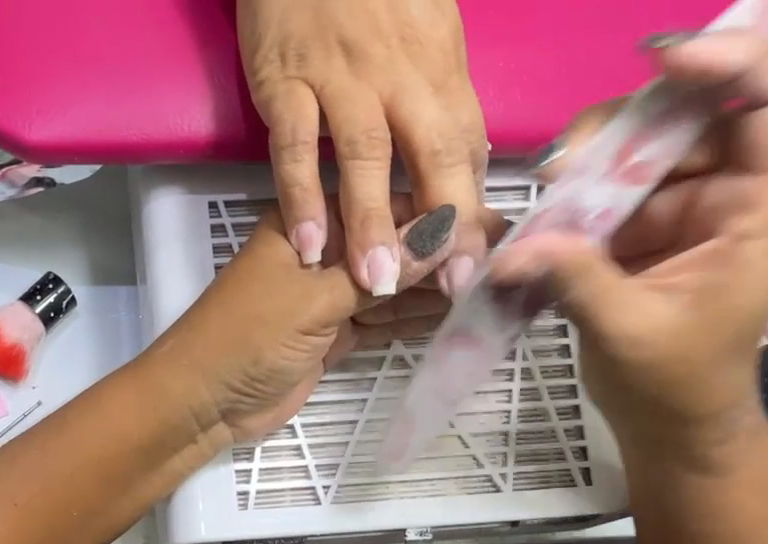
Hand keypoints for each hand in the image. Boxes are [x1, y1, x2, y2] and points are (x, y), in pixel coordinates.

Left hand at [168, 196, 481, 442]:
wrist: (202, 402)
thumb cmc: (245, 338)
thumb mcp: (313, 299)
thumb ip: (379, 267)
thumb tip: (450, 231)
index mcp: (310, 223)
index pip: (385, 208)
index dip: (439, 217)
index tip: (495, 225)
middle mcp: (325, 252)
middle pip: (394, 247)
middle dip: (445, 254)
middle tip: (506, 257)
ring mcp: (328, 296)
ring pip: (393, 285)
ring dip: (436, 288)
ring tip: (494, 285)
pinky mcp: (332, 335)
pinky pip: (382, 319)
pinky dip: (414, 319)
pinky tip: (456, 314)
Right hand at [239, 0, 490, 297]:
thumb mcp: (422, 32)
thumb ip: (436, 99)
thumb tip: (461, 161)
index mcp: (437, 65)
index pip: (467, 144)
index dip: (475, 206)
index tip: (480, 262)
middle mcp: (399, 75)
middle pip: (432, 153)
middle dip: (444, 225)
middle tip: (450, 287)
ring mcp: (341, 78)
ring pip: (366, 156)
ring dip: (373, 223)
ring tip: (379, 283)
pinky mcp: (287, 82)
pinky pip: (296, 146)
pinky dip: (302, 196)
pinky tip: (307, 244)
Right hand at [488, 35, 767, 460]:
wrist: (671, 426)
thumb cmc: (673, 384)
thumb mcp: (627, 331)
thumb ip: (575, 279)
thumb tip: (513, 250)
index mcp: (764, 209)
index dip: (735, 59)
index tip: (659, 64)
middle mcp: (734, 195)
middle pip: (696, 114)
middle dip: (627, 127)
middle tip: (561, 168)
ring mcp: (688, 211)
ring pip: (647, 151)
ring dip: (591, 166)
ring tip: (545, 197)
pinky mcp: (649, 232)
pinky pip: (612, 193)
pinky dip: (575, 201)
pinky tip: (543, 223)